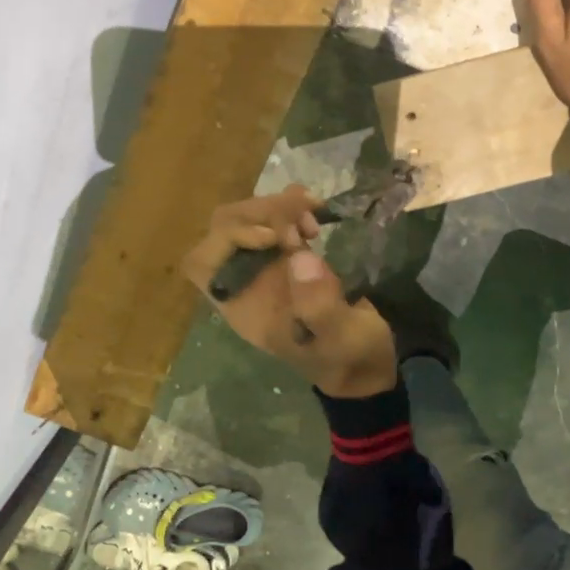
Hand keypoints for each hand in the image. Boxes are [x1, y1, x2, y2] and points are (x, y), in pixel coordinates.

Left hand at [180, 185, 398, 398]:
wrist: (366, 362)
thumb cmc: (346, 357)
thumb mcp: (340, 338)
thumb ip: (320, 306)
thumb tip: (300, 258)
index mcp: (242, 307)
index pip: (204, 262)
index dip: (230, 238)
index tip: (273, 238)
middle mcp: (246, 282)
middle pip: (226, 228)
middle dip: (262, 214)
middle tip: (304, 225)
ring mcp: (267, 266)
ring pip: (252, 217)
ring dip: (280, 207)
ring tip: (314, 221)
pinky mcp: (290, 255)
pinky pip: (277, 218)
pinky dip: (294, 206)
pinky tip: (318, 212)